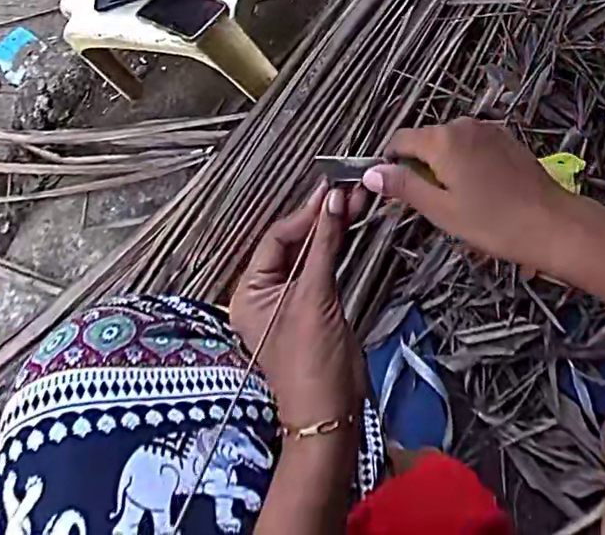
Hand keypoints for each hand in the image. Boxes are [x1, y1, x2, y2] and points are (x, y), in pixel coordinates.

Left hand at [229, 184, 366, 427]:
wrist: (332, 414)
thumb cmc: (311, 362)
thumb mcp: (314, 298)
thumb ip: (323, 245)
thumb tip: (333, 201)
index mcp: (250, 291)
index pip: (277, 239)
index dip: (304, 215)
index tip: (329, 191)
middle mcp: (266, 291)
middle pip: (294, 242)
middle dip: (320, 217)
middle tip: (346, 190)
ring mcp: (292, 297)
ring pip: (311, 251)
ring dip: (332, 226)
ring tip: (354, 198)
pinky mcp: (315, 303)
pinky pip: (323, 264)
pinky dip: (337, 244)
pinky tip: (350, 222)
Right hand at [363, 118, 597, 273]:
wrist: (554, 224)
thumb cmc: (495, 223)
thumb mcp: (442, 210)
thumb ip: (405, 186)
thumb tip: (372, 172)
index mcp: (442, 140)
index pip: (399, 140)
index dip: (390, 163)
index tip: (394, 189)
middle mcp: (462, 125)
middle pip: (425, 140)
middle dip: (420, 165)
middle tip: (430, 203)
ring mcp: (487, 128)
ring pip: (449, 142)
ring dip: (444, 164)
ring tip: (458, 199)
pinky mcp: (505, 137)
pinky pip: (472, 143)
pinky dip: (466, 160)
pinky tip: (480, 189)